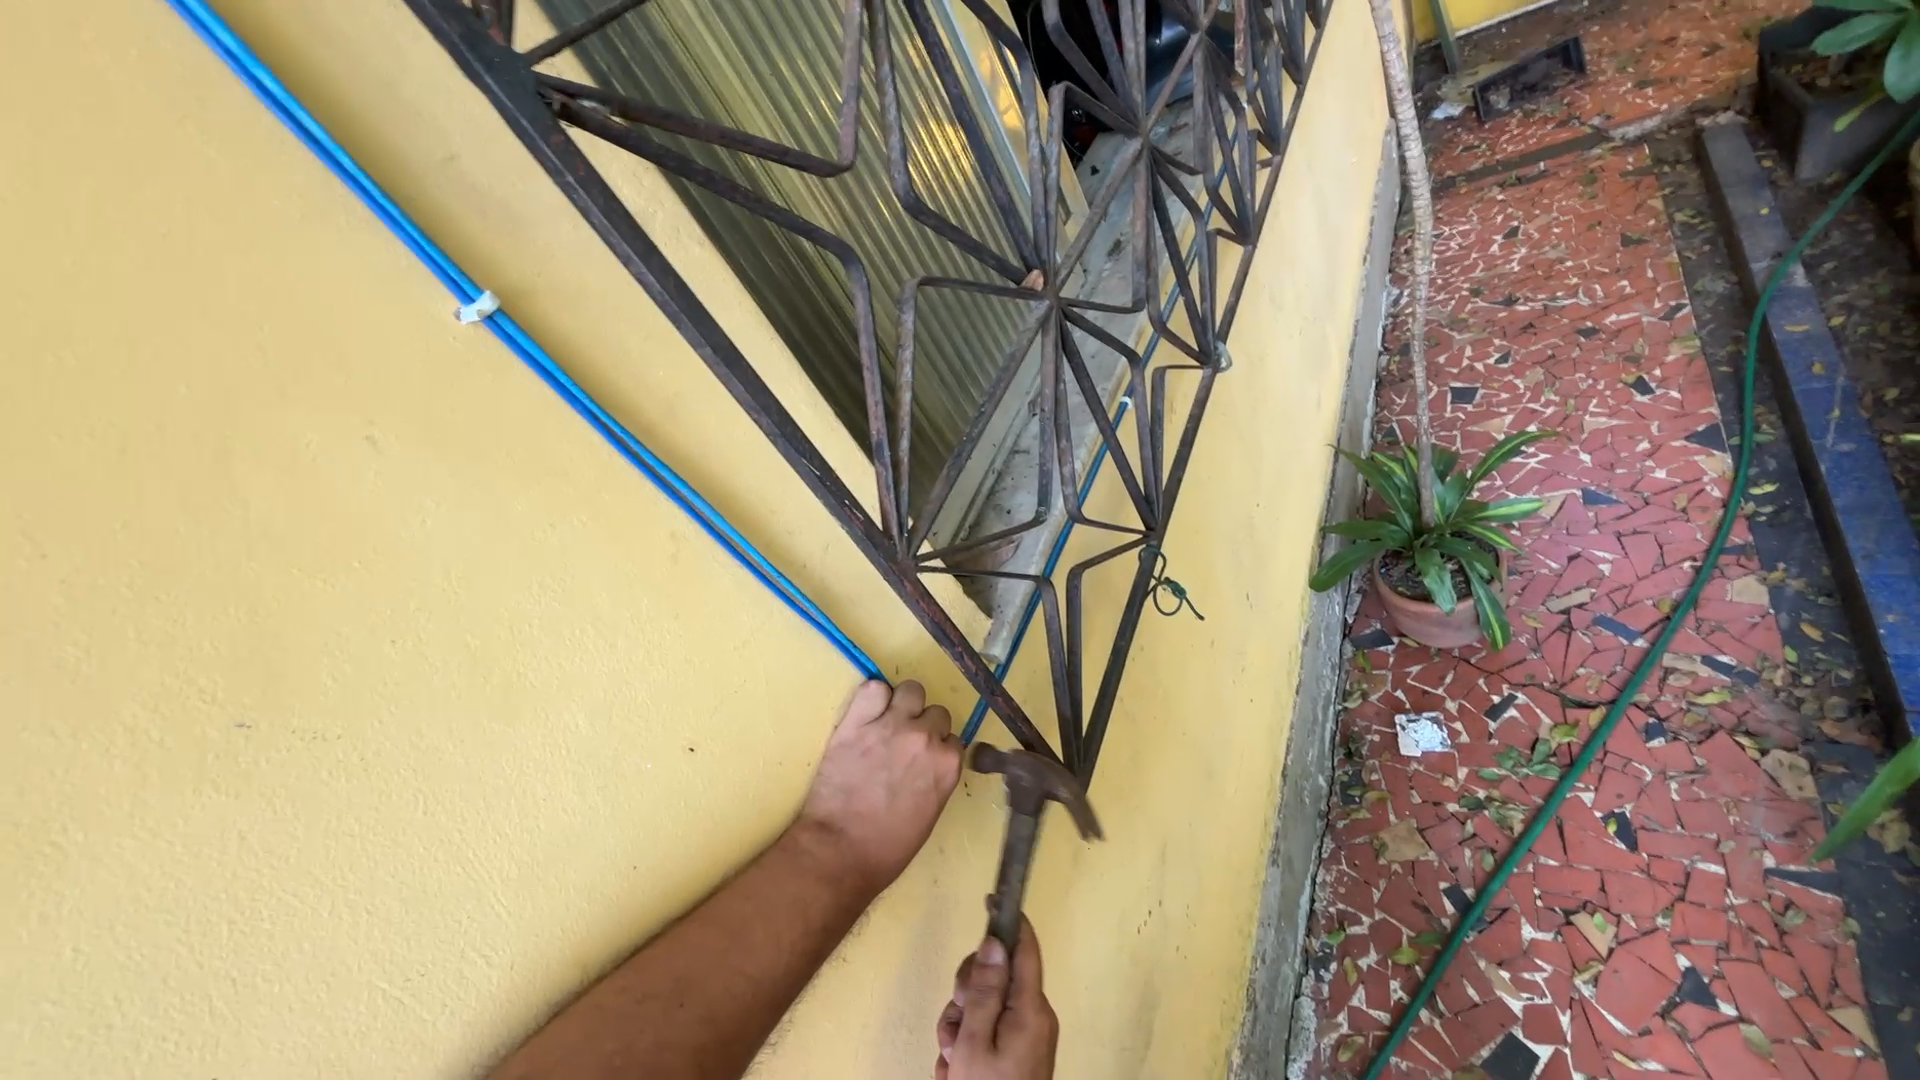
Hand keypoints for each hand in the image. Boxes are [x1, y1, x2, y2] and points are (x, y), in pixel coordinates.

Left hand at [795, 680, 961, 891]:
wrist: (840, 850)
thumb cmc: (887, 847)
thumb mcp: (929, 813)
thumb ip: (936, 779)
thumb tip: (927, 764)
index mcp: (948, 765)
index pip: (952, 739)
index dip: (937, 748)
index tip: (922, 759)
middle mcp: (925, 738)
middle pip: (936, 712)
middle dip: (923, 725)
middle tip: (903, 743)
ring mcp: (891, 726)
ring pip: (911, 690)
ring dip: (903, 704)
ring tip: (887, 721)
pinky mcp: (857, 722)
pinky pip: (873, 688)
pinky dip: (872, 697)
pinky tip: (866, 714)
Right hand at [936, 918, 1056, 1079]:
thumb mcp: (974, 1041)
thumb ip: (983, 991)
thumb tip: (993, 942)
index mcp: (1031, 1008)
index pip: (1025, 949)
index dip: (1009, 921)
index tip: (990, 900)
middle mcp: (1034, 1016)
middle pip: (996, 978)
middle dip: (966, 997)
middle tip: (955, 1026)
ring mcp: (1027, 1034)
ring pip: (985, 1006)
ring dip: (961, 1027)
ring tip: (953, 1057)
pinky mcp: (1019, 1050)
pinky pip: (989, 1030)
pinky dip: (968, 1044)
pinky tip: (958, 1066)